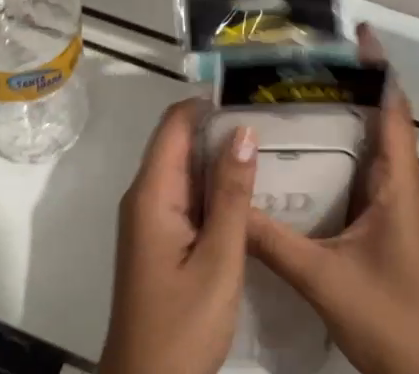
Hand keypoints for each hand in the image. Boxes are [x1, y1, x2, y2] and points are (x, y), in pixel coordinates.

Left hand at [100, 98, 259, 373]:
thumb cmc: (182, 324)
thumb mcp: (218, 259)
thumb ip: (232, 195)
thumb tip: (243, 130)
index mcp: (152, 194)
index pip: (175, 124)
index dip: (208, 103)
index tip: (250, 92)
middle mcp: (145, 198)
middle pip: (180, 144)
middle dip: (221, 128)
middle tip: (273, 119)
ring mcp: (151, 221)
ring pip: (186, 172)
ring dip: (221, 159)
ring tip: (271, 146)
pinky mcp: (160, 242)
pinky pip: (187, 199)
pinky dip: (215, 190)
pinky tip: (249, 193)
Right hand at [248, 27, 418, 373]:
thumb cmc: (387, 315)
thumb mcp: (322, 277)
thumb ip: (272, 240)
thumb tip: (226, 198)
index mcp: (399, 183)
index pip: (394, 109)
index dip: (379, 68)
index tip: (356, 34)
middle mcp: (400, 183)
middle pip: (381, 118)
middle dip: (349, 84)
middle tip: (300, 61)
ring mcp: (393, 204)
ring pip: (369, 145)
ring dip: (342, 116)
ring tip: (292, 94)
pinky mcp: (383, 222)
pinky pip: (359, 172)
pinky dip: (335, 153)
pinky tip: (299, 156)